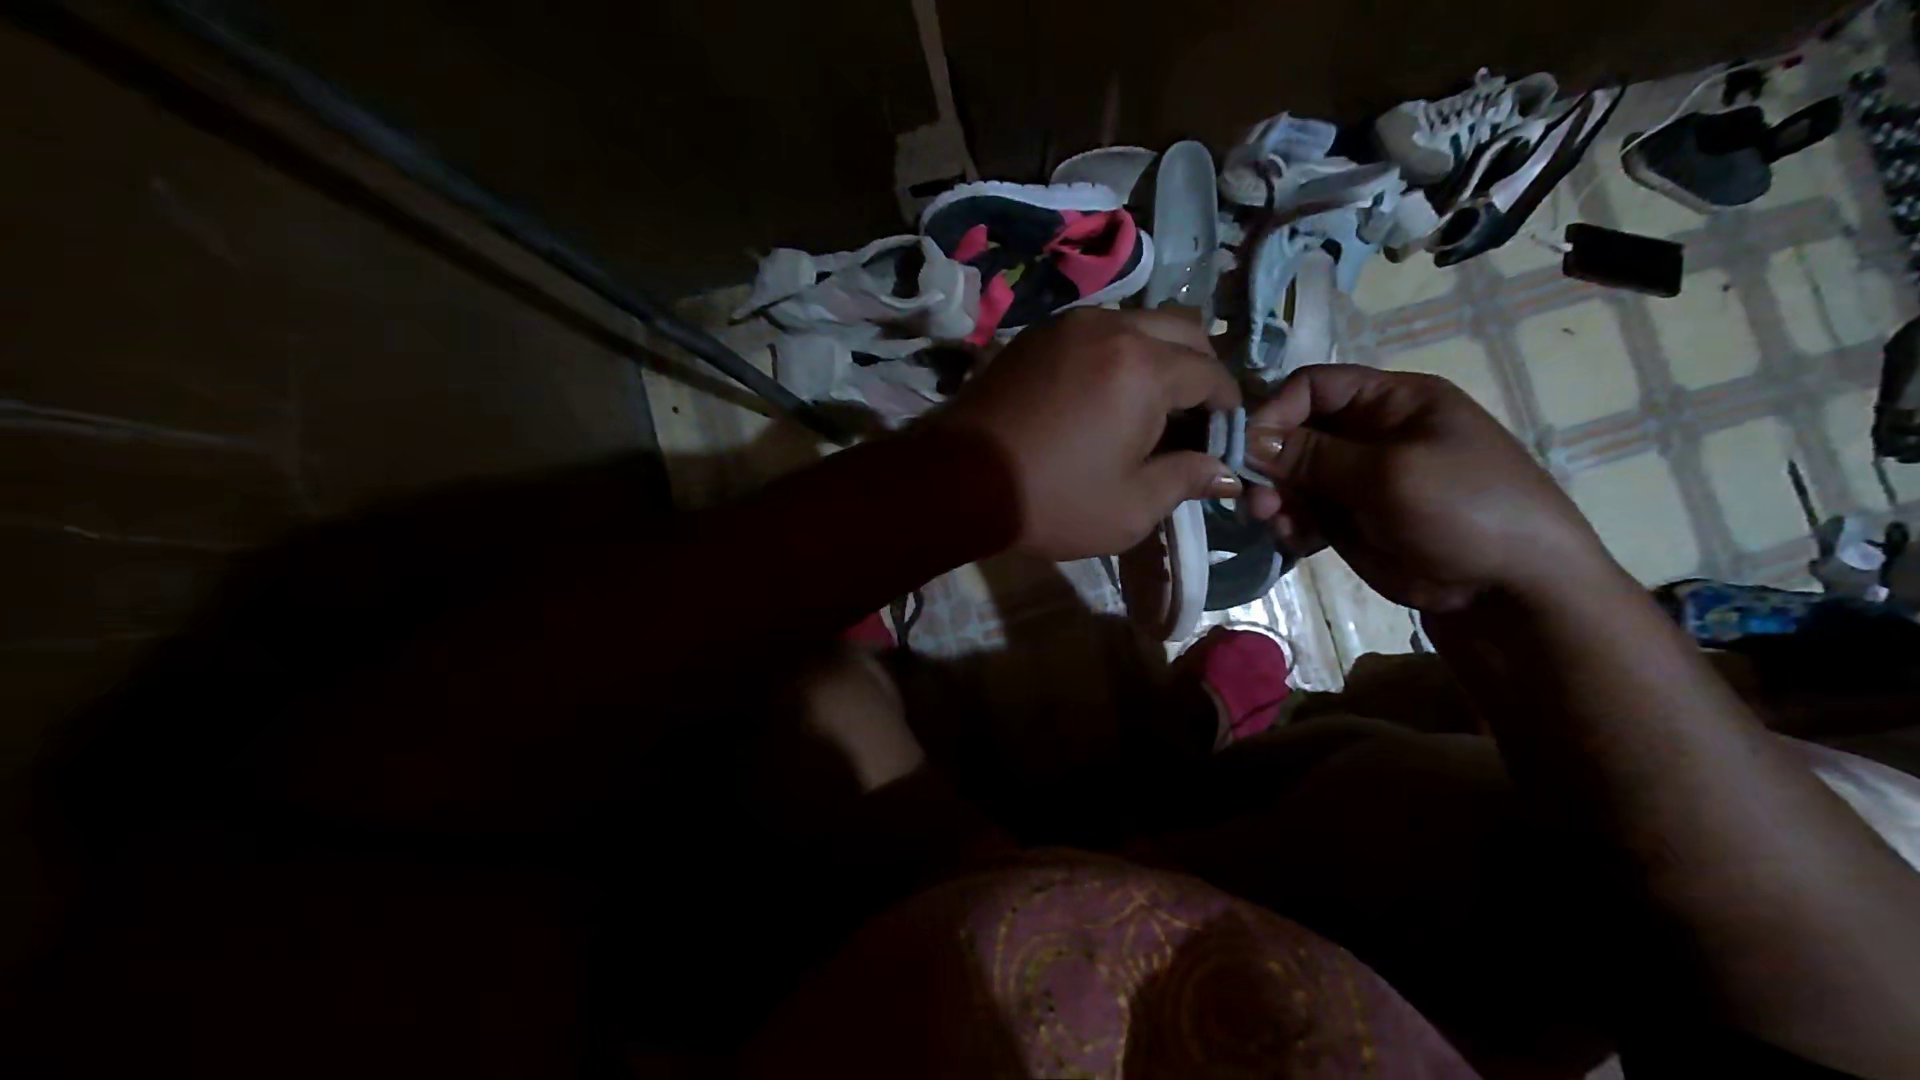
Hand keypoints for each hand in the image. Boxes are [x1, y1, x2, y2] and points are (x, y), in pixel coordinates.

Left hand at [933, 308, 1241, 559]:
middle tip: (1188, 419)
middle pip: (1183, 331)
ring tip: (1145, 406)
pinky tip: (1102, 394)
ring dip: (1157, 357)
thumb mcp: (1131, 507)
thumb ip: (1186, 479)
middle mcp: (1110, 328)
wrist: (957, 483)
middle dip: (1199, 371)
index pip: (1211, 374)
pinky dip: (1116, 353)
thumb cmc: (1051, 501)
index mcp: (1143, 367)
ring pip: (1138, 323)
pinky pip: (1095, 331)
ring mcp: (1067, 324)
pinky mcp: (1035, 335)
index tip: (1220, 438)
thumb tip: (1225, 470)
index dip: (1226, 408)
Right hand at [1244, 365, 1612, 612]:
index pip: (1315, 386)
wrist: (1507, 589)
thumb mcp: (1390, 473)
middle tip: (1253, 496)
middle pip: (1294, 432)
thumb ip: (1315, 455)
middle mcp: (1368, 434)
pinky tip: (1292, 539)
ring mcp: (1355, 478)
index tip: (1248, 446)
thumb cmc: (1464, 509)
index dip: (1277, 410)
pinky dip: (1288, 522)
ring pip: (1290, 475)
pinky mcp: (1346, 518)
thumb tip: (1249, 439)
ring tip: (1272, 521)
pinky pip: (1300, 510)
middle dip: (1268, 462)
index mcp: (1392, 402)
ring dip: (1273, 496)